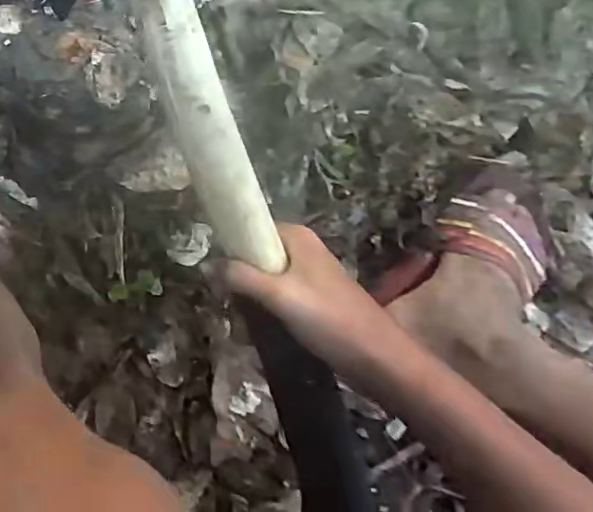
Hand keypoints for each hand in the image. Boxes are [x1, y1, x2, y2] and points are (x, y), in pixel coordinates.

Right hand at [210, 224, 400, 377]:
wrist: (386, 366)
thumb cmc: (332, 321)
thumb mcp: (279, 296)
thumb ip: (239, 276)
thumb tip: (206, 265)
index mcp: (295, 235)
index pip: (248, 226)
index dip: (228, 245)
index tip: (214, 271)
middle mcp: (302, 248)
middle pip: (254, 253)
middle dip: (238, 276)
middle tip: (228, 301)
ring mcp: (310, 273)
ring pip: (264, 276)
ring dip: (251, 296)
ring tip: (243, 319)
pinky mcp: (315, 298)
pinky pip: (278, 294)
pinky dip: (267, 308)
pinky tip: (261, 329)